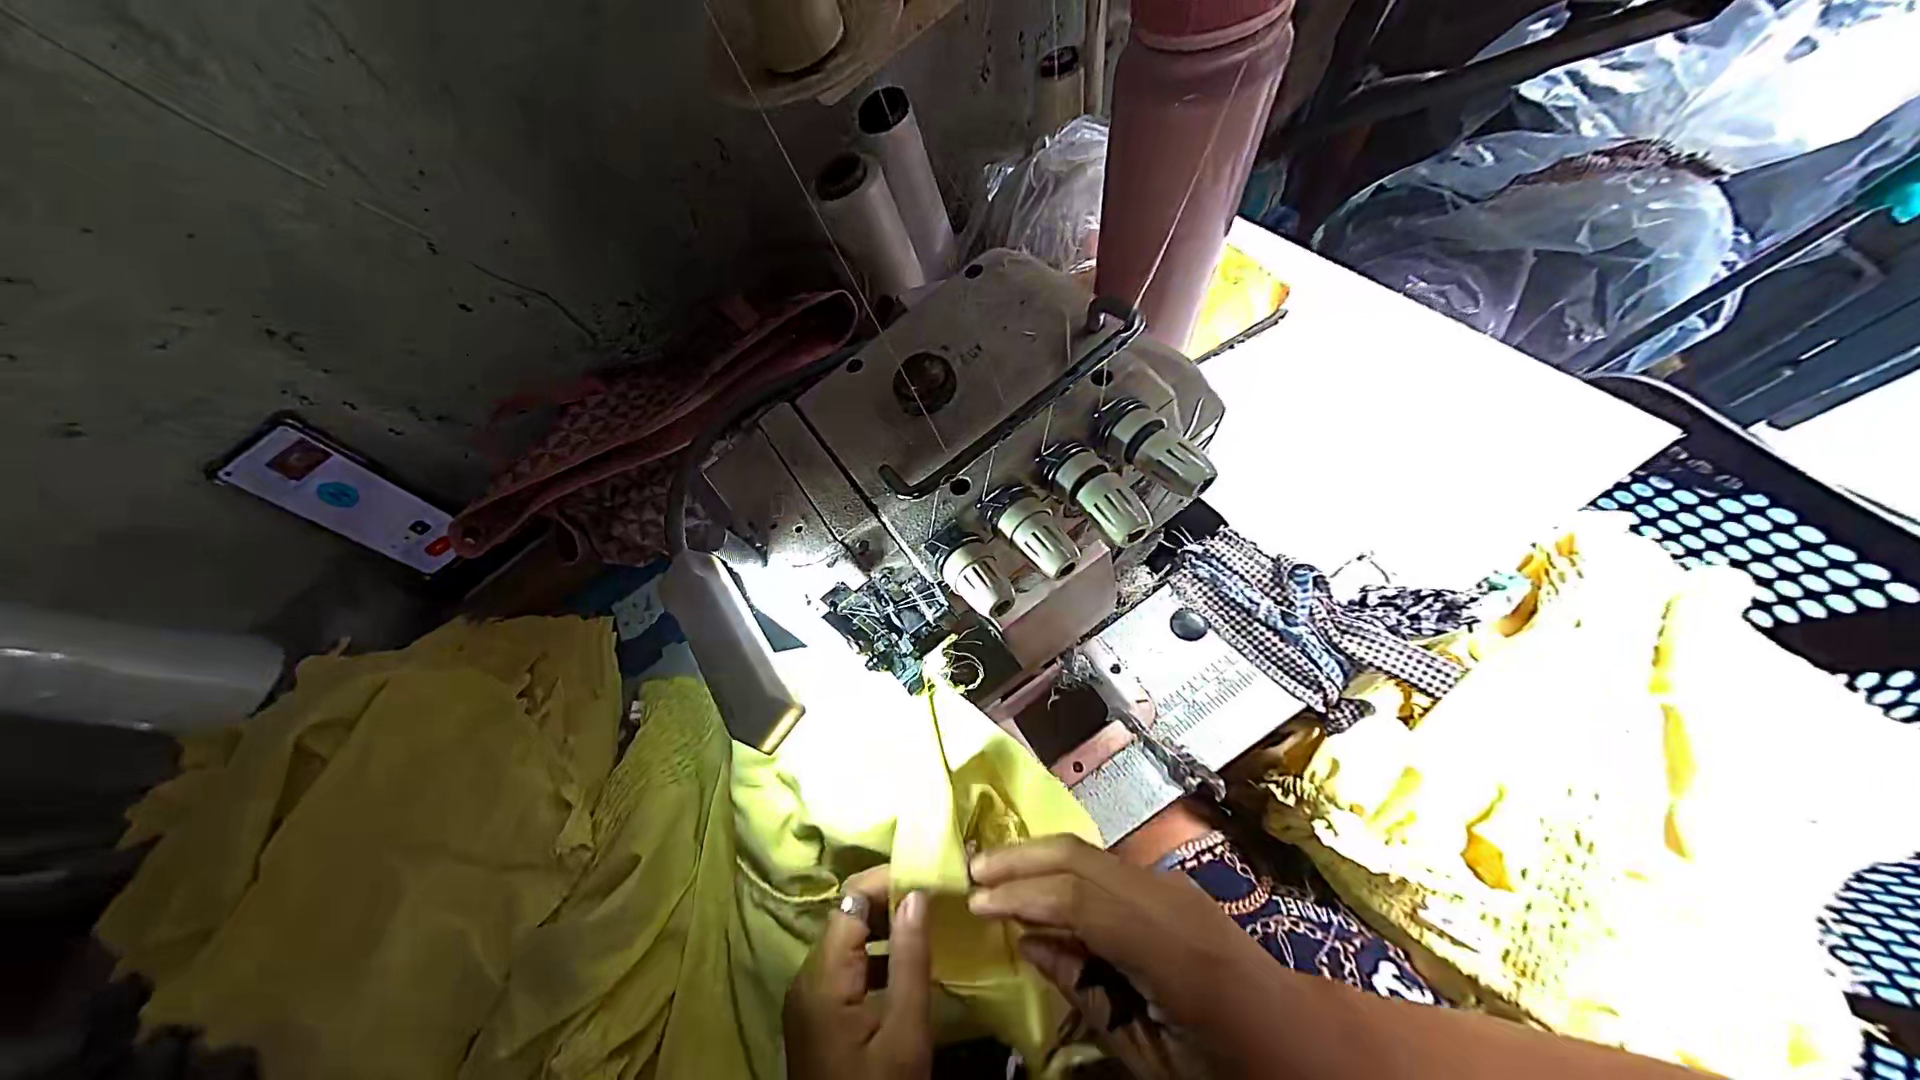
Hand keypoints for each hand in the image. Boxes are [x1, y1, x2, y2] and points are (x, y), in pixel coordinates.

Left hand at [784, 867, 932, 1079]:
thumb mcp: (904, 1032)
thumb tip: (917, 894)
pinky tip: (904, 962)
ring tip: (925, 921)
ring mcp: (807, 996)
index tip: (928, 876)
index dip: (888, 880)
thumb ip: (910, 959)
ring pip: (846, 939)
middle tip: (933, 896)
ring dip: (883, 925)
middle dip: (889, 899)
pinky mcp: (815, 1014)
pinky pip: (844, 966)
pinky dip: (873, 954)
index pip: (851, 900)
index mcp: (823, 977)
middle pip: (846, 915)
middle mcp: (807, 977)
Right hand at [968, 835, 1267, 1076]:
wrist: (1303, 1041)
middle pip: (1081, 856)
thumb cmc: (1231, 1067)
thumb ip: (1090, 996)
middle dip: (1021, 858)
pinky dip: (1064, 868)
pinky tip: (1040, 883)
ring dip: (1039, 856)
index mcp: (1174, 949)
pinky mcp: (1172, 884)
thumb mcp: (1156, 1060)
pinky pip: (1106, 867)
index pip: (1082, 900)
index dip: (1022, 895)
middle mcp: (1172, 898)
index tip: (976, 903)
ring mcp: (1174, 884)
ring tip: (994, 871)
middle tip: (972, 870)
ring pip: (1091, 851)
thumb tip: (1032, 943)